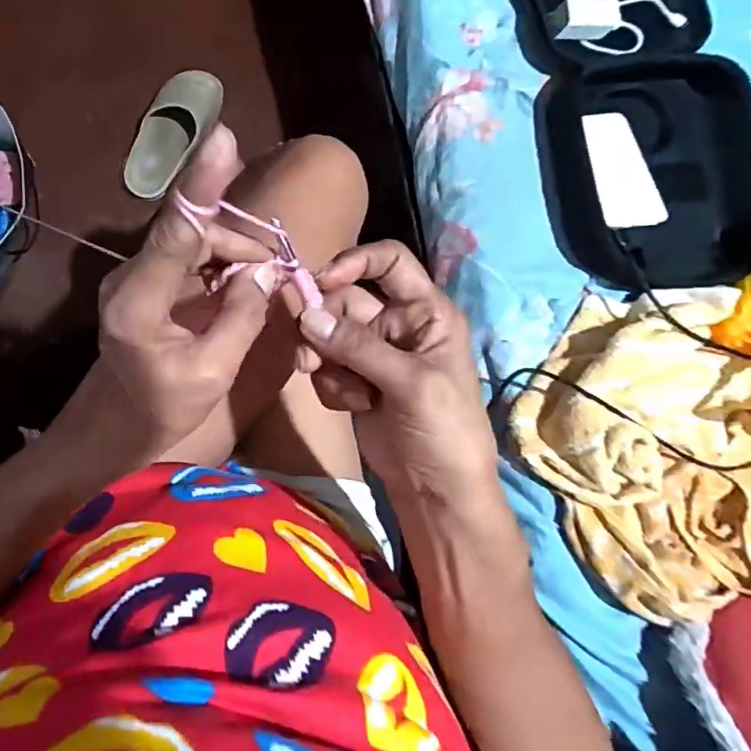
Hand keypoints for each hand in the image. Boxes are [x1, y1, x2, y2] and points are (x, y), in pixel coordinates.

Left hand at [95, 125, 274, 457]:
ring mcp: (133, 275)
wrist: (119, 420)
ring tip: (259, 280)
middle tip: (274, 268)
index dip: (199, 186)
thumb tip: (263, 270)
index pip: (173, 234)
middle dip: (236, 241)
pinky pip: (185, 252)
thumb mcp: (213, 373)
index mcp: (137, 304)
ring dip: (230, 250)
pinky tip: (239, 281)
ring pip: (189, 238)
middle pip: (188, 231)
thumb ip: (240, 317)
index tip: (221, 139)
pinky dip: (217, 260)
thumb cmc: (163, 408)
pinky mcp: (143, 278)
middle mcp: (128, 278)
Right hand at [295, 240, 498, 502]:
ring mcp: (371, 352)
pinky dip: (328, 382)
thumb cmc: (444, 430)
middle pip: (343, 299)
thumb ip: (358, 346)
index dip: (355, 261)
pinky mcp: (351, 378)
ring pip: (326, 332)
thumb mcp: (410, 383)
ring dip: (321, 356)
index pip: (390, 260)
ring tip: (333, 386)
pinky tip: (351, 406)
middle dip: (323, 324)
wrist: (436, 490)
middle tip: (309, 353)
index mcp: (425, 312)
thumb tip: (306, 316)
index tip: (322, 281)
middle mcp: (396, 324)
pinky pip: (324, 363)